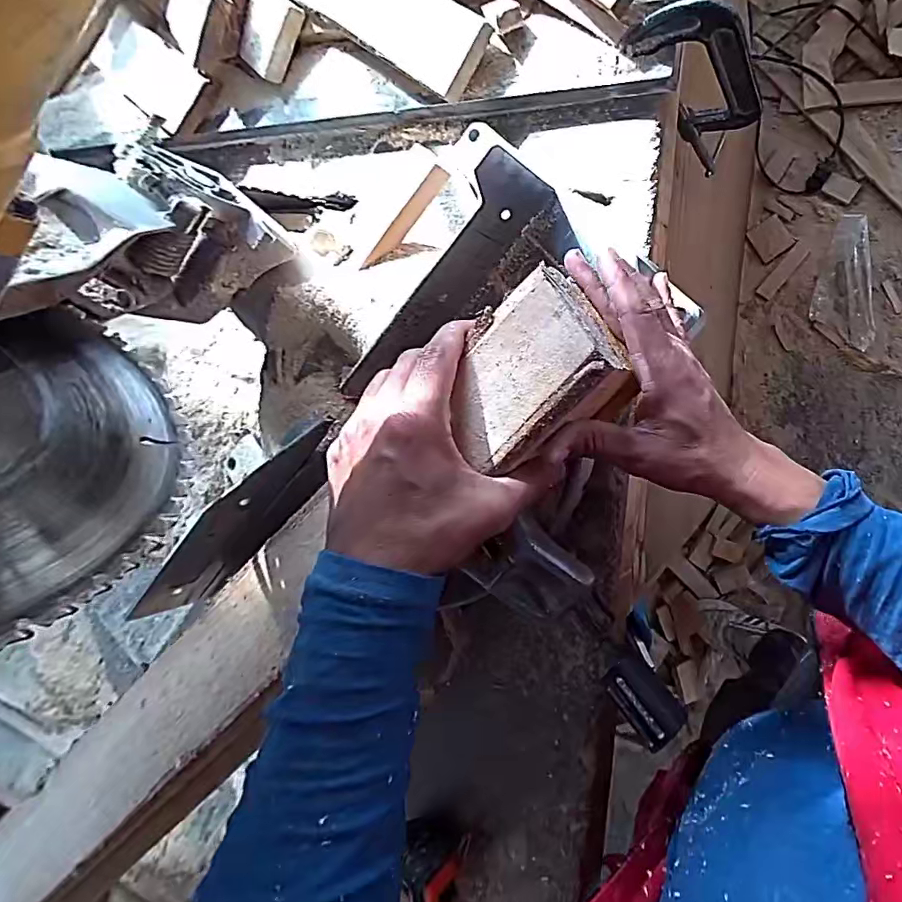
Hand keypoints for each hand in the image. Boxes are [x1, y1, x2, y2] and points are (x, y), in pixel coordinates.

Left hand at [325, 319, 553, 573]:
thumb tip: (561, 459)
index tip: (472, 325)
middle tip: (461, 355)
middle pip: (405, 361)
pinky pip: (362, 408)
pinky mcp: (340, 453)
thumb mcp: (494, 507)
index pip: (434, 357)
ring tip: (433, 379)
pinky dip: (385, 397)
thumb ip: (534, 479)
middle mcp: (380, 417)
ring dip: (407, 371)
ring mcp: (353, 434)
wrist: (372, 576)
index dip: (455, 333)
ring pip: (379, 381)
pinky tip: (401, 414)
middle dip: (433, 350)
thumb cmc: (430, 536)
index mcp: (416, 421)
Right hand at [545, 249, 822, 526]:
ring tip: (615, 260)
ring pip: (656, 309)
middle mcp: (674, 354)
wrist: (731, 462)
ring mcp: (683, 357)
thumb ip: (597, 442)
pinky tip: (658, 284)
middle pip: (638, 306)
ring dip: (632, 284)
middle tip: (582, 257)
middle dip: (609, 279)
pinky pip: (670, 322)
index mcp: (661, 368)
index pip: (633, 316)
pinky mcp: (686, 364)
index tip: (595, 259)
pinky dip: (660, 299)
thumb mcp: (640, 453)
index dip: (612, 286)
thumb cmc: (693, 457)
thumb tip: (554, 442)